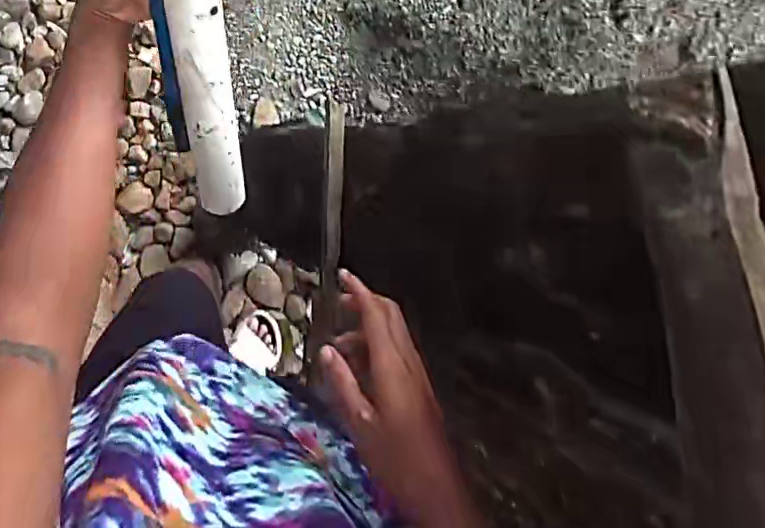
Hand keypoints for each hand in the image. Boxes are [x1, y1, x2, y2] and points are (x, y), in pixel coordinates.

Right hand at [318, 271, 484, 527]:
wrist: (437, 489)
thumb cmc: (396, 457)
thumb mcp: (359, 423)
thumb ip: (342, 383)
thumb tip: (326, 351)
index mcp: (391, 364)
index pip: (376, 313)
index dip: (359, 290)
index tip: (344, 275)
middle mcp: (407, 360)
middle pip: (389, 314)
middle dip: (365, 301)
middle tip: (338, 303)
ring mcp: (416, 372)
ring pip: (393, 331)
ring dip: (368, 327)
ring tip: (339, 345)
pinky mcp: (419, 385)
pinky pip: (397, 349)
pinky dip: (376, 344)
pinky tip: (359, 367)